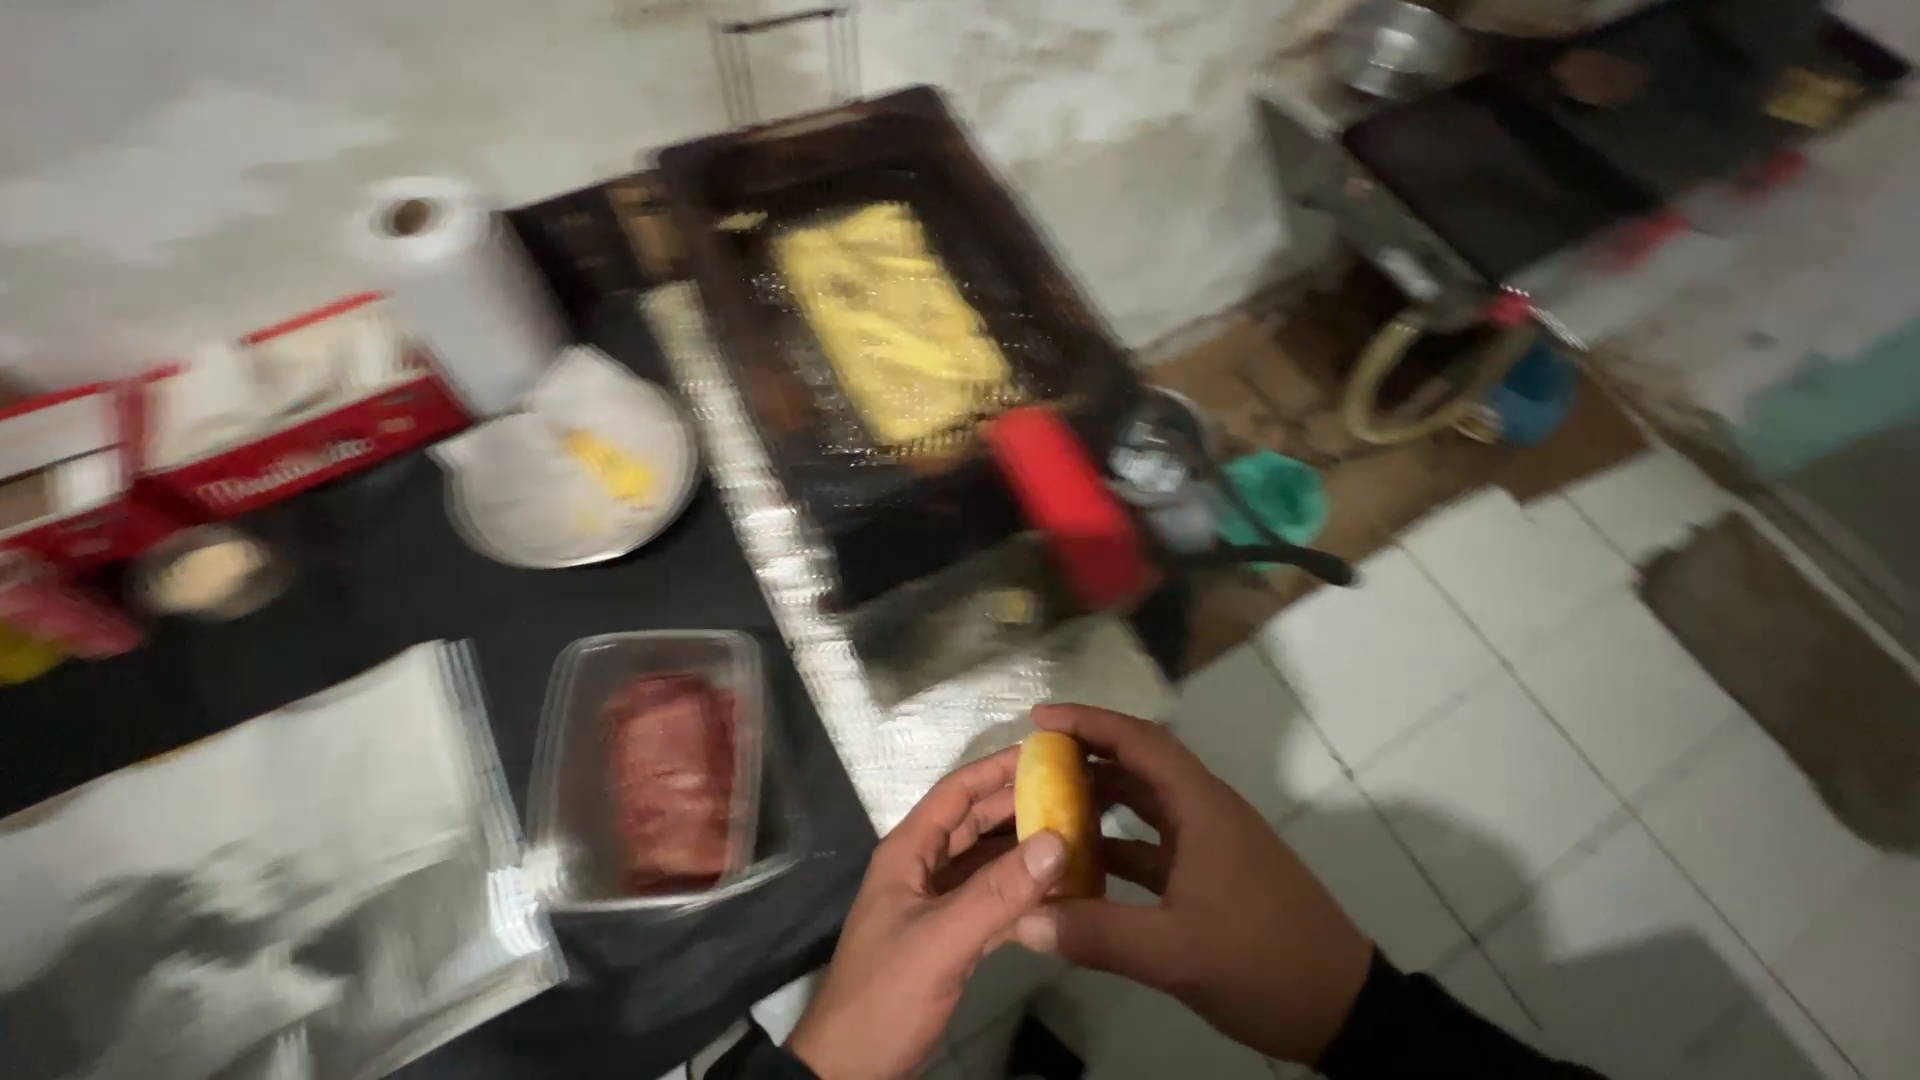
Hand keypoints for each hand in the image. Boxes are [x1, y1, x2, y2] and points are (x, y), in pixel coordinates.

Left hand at [787, 747, 1066, 1079]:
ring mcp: (935, 903)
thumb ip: (998, 892)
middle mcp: (922, 868)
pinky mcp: (949, 937)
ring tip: (1074, 835)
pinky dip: (1021, 893)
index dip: (995, 769)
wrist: (850, 1069)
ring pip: (985, 861)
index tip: (1043, 753)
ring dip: (1023, 849)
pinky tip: (1058, 893)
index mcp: (909, 852)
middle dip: (1017, 805)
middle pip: (974, 823)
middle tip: (1071, 792)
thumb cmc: (886, 993)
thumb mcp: (942, 939)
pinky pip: (990, 901)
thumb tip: (1057, 839)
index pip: (956, 793)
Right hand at [1027, 704, 1373, 1066]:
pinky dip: (1118, 844)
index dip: (1088, 722)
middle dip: (1088, 754)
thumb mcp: (1175, 953)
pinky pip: (1154, 843)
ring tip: (1047, 803)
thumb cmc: (1263, 962)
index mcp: (1202, 807)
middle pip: (1140, 763)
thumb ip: (1097, 935)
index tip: (1040, 718)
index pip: (1139, 741)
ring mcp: (1211, 842)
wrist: (1342, 1009)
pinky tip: (1084, 864)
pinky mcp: (1212, 872)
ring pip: (1147, 803)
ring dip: (1101, 799)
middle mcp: (1205, 811)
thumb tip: (1023, 921)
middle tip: (1034, 759)